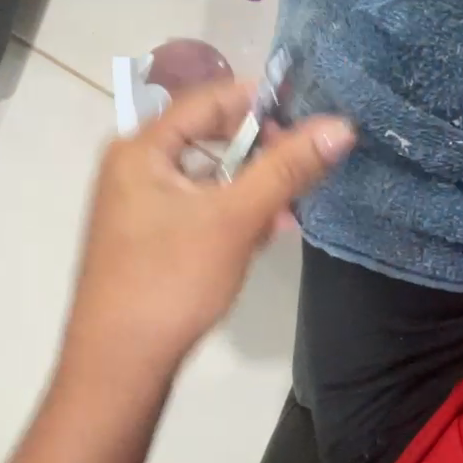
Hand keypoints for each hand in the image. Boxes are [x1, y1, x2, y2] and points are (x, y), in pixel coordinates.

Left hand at [62, 81, 354, 373]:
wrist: (120, 364)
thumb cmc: (172, 280)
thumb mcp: (237, 218)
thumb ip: (288, 168)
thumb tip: (342, 126)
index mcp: (142, 147)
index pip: (210, 98)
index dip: (263, 103)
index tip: (311, 121)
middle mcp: (136, 164)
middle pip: (213, 135)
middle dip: (263, 152)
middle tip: (303, 171)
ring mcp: (142, 201)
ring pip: (213, 172)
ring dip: (255, 186)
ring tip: (288, 213)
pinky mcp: (153, 233)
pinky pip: (204, 202)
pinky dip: (236, 210)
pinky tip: (263, 235)